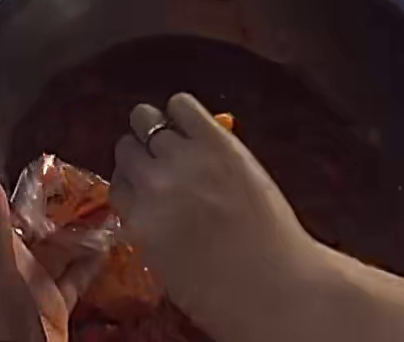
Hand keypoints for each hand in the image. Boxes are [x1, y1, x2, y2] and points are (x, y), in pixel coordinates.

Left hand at [0, 124, 104, 341]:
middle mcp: (13, 261)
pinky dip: (89, 261)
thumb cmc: (8, 329)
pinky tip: (107, 245)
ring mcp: (34, 283)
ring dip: (74, 225)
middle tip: (61, 161)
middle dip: (42, 190)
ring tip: (96, 199)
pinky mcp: (54, 306)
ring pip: (55, 243)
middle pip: (26, 215)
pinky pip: (73, 276)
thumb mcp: (3, 275)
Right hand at [109, 94, 326, 340]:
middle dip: (141, 154)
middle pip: (126, 146)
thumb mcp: (169, 271)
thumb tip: (144, 202)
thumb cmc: (230, 300)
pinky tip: (196, 128)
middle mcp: (154, 184)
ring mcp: (184, 157)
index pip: (117, 183)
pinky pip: (182, 103)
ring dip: (157, 129)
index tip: (144, 186)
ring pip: (146, 118)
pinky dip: (184, 112)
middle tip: (161, 163)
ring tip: (176, 140)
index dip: (132, 182)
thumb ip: (149, 229)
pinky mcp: (215, 139)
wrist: (286, 294)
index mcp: (140, 221)